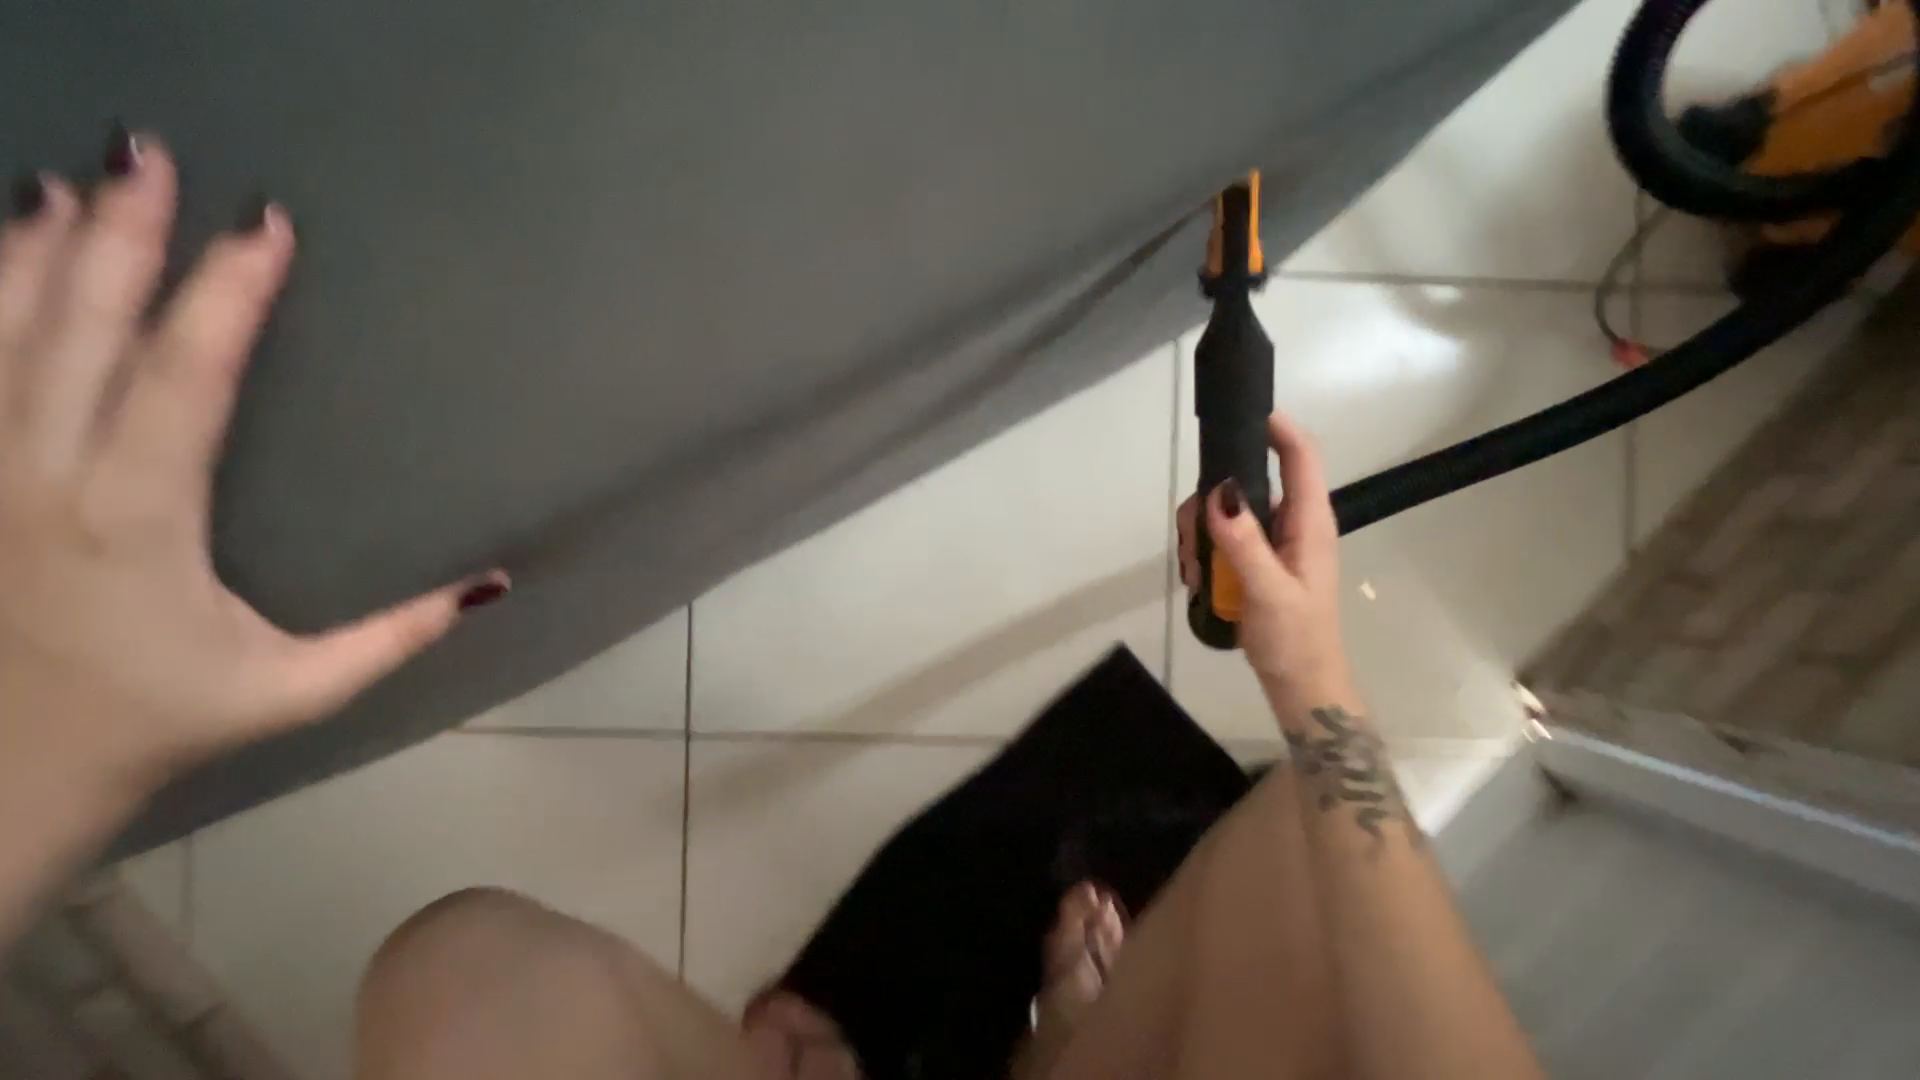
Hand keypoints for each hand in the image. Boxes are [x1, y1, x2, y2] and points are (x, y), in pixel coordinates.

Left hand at [0, 130, 505, 794]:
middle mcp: (40, 475)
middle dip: (122, 235)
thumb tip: (495, 584)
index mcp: (133, 516)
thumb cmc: (160, 724)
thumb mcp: (298, 688)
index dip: (225, 296)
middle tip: (155, 155)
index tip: (266, 230)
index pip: (183, 376)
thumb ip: (398, 636)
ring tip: (82, 183)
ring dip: (38, 249)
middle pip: (77, 327)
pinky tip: (7, 253)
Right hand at [1177, 413, 1353, 720]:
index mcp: (1309, 523)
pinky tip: (1198, 582)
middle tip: (1192, 541)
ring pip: (1226, 511)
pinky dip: (1203, 554)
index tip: (1240, 414)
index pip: (1300, 456)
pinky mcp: (1256, 561)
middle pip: (1247, 482)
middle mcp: (1292, 523)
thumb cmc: (1295, 639)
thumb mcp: (1267, 592)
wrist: (1301, 685)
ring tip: (1194, 573)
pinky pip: (1221, 538)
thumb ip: (1244, 541)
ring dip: (1201, 536)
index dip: (1277, 427)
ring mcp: (1272, 542)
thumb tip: (1220, 490)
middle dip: (1210, 503)